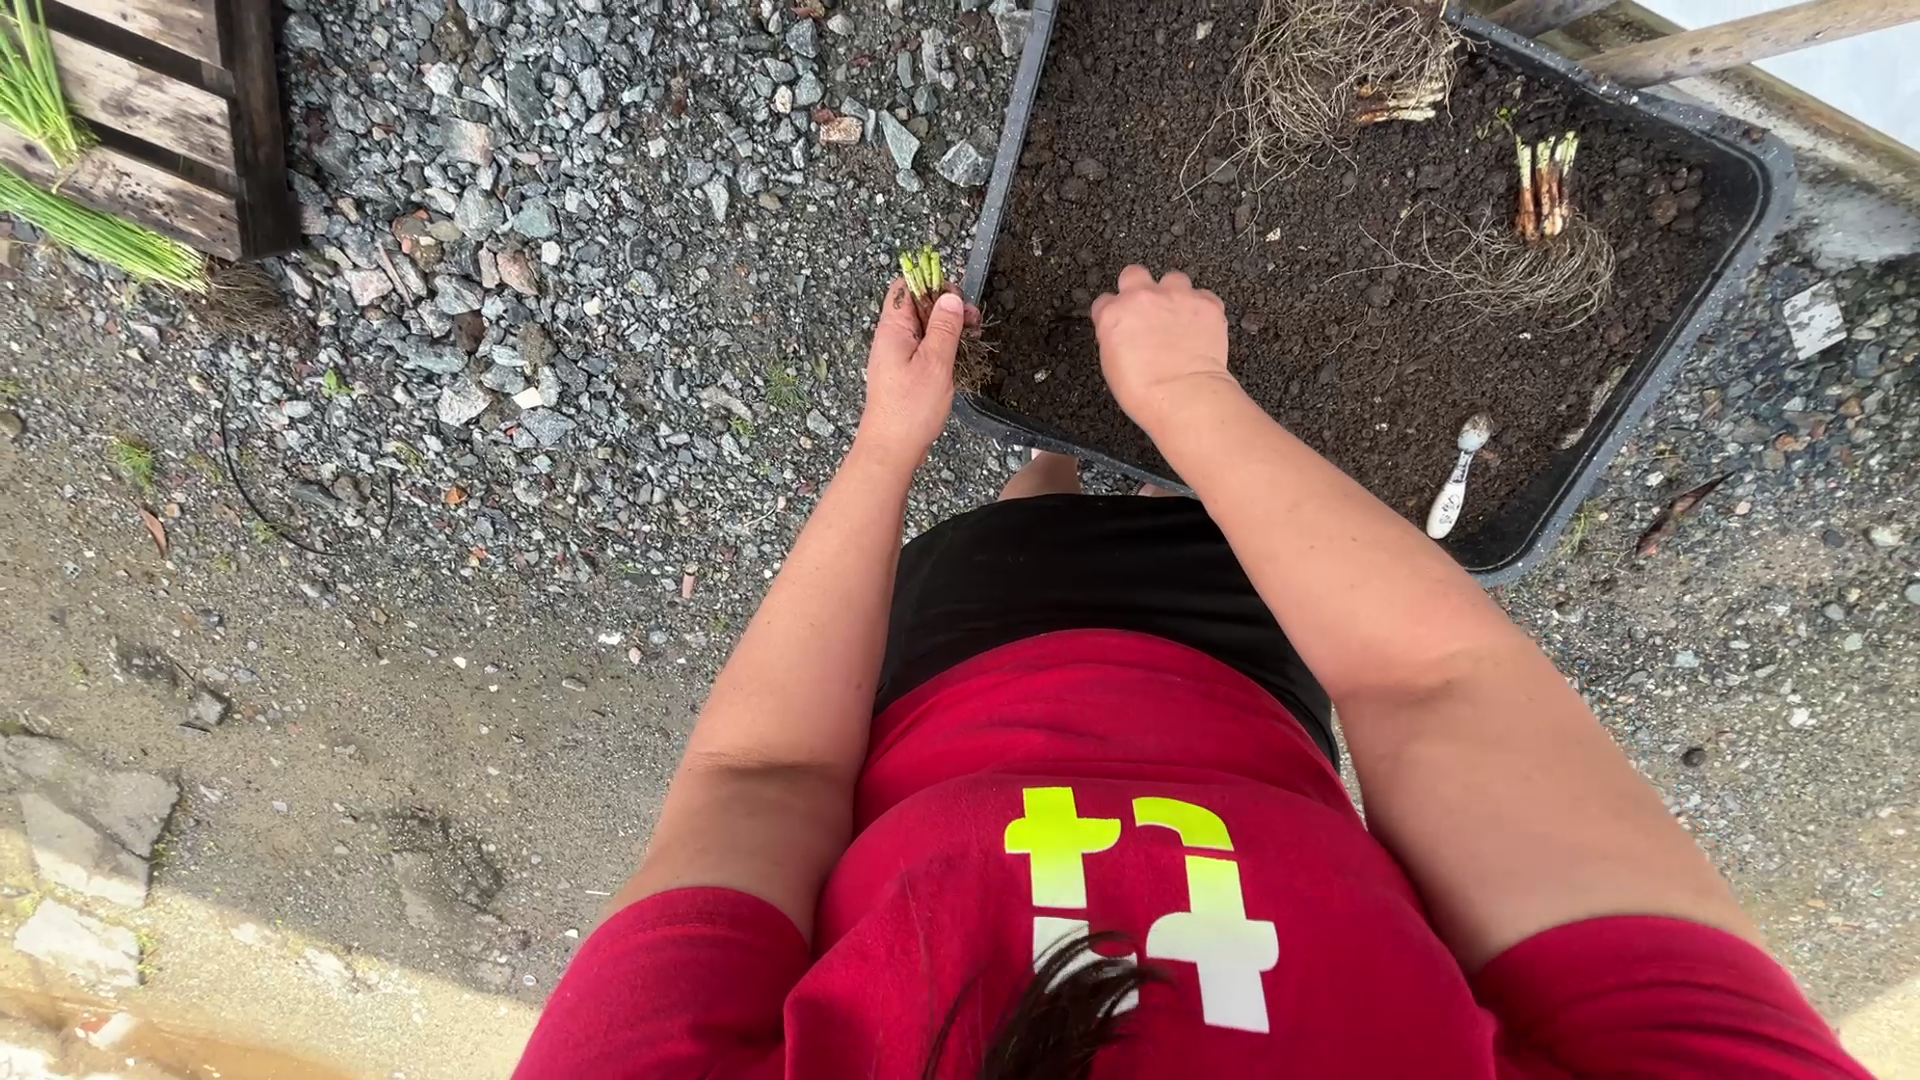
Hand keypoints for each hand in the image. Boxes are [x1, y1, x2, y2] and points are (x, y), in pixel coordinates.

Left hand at [856, 278, 962, 466]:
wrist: (892, 448)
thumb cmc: (910, 409)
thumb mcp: (935, 363)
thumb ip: (944, 327)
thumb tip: (950, 297)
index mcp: (893, 329)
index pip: (906, 287)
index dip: (932, 285)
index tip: (957, 299)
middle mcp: (891, 339)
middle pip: (918, 306)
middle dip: (946, 308)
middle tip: (972, 321)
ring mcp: (897, 357)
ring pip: (924, 329)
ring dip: (948, 330)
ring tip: (971, 339)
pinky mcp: (904, 374)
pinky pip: (924, 350)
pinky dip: (942, 349)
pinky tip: (959, 358)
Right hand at [1091, 266, 1240, 433]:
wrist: (1182, 394)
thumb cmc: (1146, 390)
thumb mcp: (1112, 366)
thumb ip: (1114, 338)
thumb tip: (1122, 335)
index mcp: (1113, 314)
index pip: (1104, 301)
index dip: (1112, 311)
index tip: (1118, 320)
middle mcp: (1143, 298)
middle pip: (1133, 273)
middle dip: (1137, 287)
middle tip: (1145, 308)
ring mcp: (1176, 296)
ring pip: (1172, 279)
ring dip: (1172, 294)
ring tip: (1176, 317)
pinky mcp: (1205, 303)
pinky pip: (1202, 295)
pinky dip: (1200, 308)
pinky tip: (1197, 326)